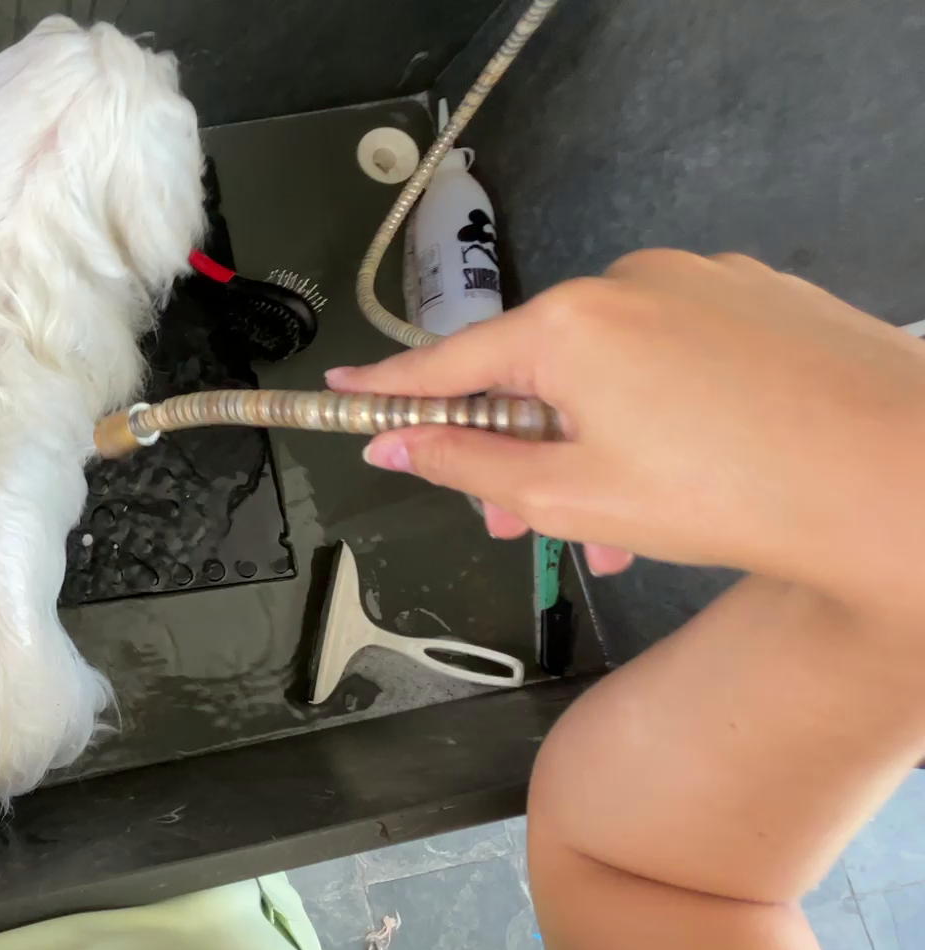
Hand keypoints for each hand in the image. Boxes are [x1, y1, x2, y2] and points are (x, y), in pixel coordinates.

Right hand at [328, 250, 924, 613]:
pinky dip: (637, 408)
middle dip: (506, 447)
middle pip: (522, 372)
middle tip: (511, 522)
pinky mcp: (757, 293)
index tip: (335, 387)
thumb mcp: (562, 495)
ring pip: (591, 368)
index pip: (443, 363)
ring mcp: (698, 279)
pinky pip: (657, 352)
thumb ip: (460, 461)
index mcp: (566, 325)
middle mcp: (624, 282)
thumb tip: (388, 445)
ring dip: (574, 440)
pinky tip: (666, 466)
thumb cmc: (722, 496)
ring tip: (604, 526)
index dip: (382, 386)